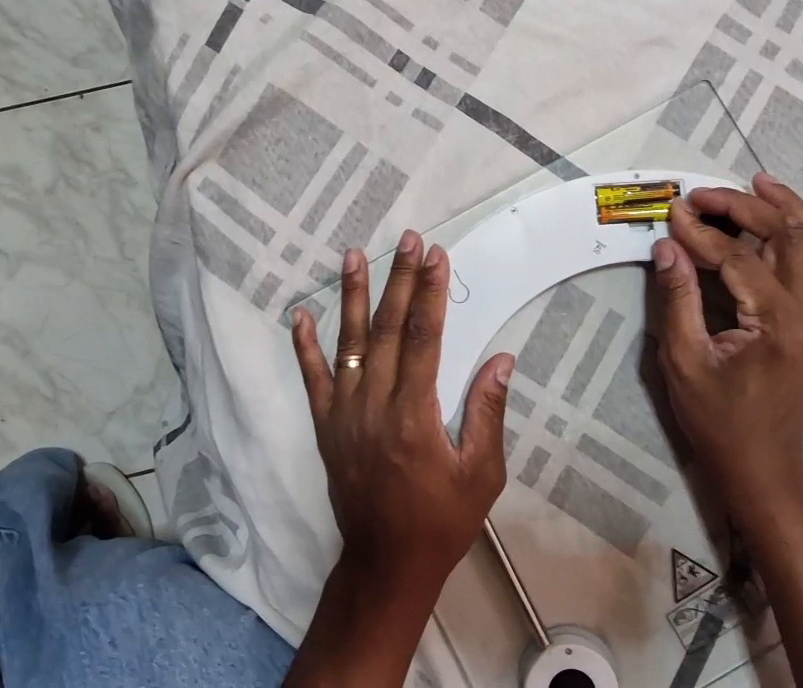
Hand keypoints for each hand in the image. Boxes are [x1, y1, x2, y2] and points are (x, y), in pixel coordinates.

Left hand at [291, 233, 515, 602]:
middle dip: (399, 279)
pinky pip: (312, 378)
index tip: (436, 256)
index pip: (424, 338)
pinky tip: (300, 313)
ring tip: (354, 254)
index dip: (430, 293)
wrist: (385, 563)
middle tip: (408, 238)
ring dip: (353, 295)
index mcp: (415, 414)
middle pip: (387, 328)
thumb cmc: (441, 520)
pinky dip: (305, 345)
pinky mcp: (326, 426)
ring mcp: (344, 413)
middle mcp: (374, 405)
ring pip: (349, 342)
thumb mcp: (481, 474)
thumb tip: (502, 358)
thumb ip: (488, 412)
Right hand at [649, 174, 802, 497]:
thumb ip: (678, 299)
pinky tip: (784, 218)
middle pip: (790, 238)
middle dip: (747, 206)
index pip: (739, 259)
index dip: (702, 232)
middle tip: (705, 194)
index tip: (673, 213)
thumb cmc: (718, 418)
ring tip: (759, 182)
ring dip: (790, 209)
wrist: (762, 463)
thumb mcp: (683, 360)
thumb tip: (668, 245)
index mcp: (778, 325)